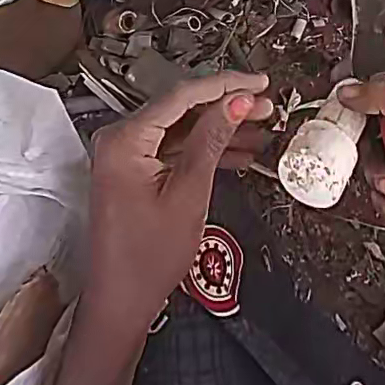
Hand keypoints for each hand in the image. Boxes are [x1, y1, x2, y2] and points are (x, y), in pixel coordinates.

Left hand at [85, 72, 274, 334]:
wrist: (122, 301)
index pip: (181, 96)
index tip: (258, 83)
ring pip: (181, 130)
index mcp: (125, 139)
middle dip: (226, 107)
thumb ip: (211, 140)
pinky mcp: (135, 170)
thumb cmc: (148, 256)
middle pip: (181, 110)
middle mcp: (120, 139)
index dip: (224, 85)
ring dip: (220, 130)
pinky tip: (238, 153)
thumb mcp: (189, 193)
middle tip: (265, 107)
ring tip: (260, 129)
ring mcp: (126, 155)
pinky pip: (174, 150)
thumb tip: (235, 101)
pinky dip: (204, 151)